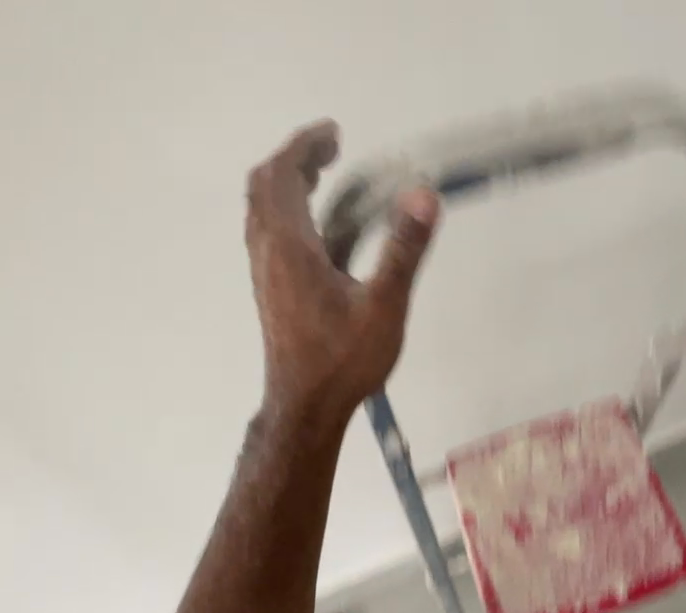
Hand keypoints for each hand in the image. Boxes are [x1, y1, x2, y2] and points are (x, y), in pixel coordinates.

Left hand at [245, 119, 440, 421]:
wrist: (305, 407)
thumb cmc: (342, 360)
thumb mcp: (383, 307)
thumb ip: (403, 250)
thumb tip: (423, 195)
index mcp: (290, 246)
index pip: (282, 174)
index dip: (305, 146)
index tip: (334, 133)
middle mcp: (268, 252)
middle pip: (265, 186)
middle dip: (295, 160)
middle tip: (331, 153)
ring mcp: (265, 274)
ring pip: (262, 212)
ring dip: (287, 186)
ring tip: (324, 181)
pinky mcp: (271, 292)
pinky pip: (269, 234)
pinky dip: (288, 214)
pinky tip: (321, 233)